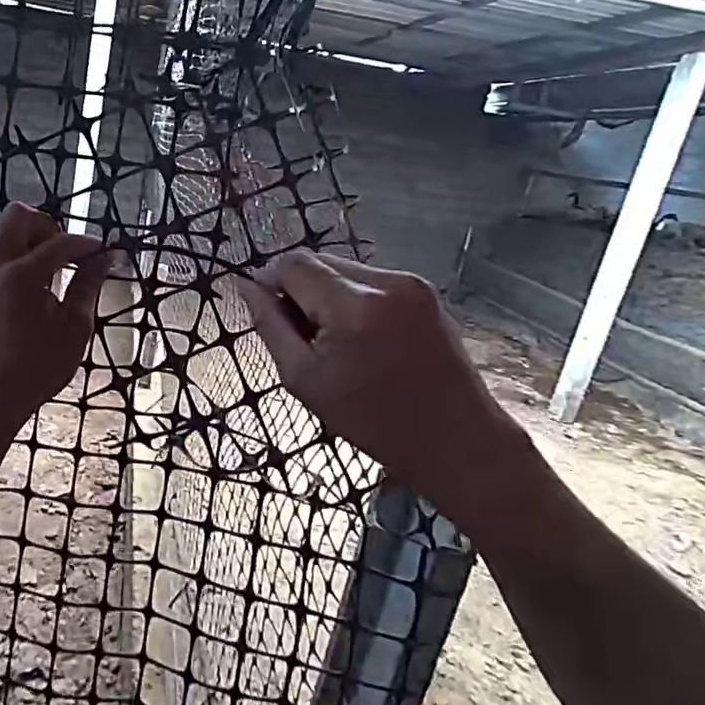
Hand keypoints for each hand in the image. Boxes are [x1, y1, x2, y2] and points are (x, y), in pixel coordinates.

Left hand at [0, 204, 112, 431]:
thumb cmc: (40, 365)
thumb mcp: (75, 325)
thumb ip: (88, 284)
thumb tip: (105, 258)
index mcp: (24, 273)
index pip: (61, 242)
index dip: (88, 244)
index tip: (106, 252)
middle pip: (18, 216)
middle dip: (47, 226)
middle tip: (68, 254)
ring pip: (2, 235)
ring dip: (27, 240)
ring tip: (49, 268)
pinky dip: (9, 260)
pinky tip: (26, 281)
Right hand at [230, 251, 534, 530]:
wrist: (458, 443)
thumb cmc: (374, 422)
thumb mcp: (304, 379)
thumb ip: (269, 326)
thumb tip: (245, 287)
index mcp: (355, 306)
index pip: (293, 263)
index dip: (269, 280)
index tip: (265, 310)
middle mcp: (386, 281)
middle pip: (318, 261)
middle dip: (297, 289)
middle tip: (299, 335)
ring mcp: (411, 283)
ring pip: (342, 269)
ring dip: (323, 294)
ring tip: (333, 341)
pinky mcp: (424, 291)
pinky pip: (368, 280)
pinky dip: (351, 299)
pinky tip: (360, 338)